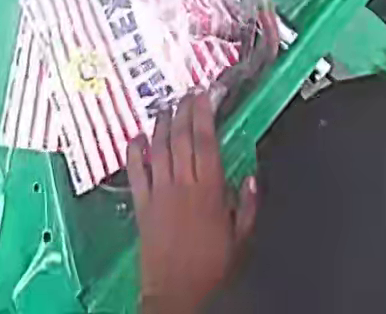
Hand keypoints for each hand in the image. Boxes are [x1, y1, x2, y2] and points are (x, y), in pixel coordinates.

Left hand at [128, 93, 256, 313]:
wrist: (176, 294)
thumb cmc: (211, 267)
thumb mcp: (240, 240)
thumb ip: (247, 207)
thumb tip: (251, 176)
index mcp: (209, 191)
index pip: (206, 142)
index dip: (204, 115)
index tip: (204, 96)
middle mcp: (182, 185)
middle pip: (181, 138)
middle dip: (184, 110)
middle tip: (186, 93)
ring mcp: (159, 191)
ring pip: (159, 148)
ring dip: (162, 124)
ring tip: (166, 106)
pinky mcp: (141, 202)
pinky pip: (135, 170)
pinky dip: (134, 151)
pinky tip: (136, 136)